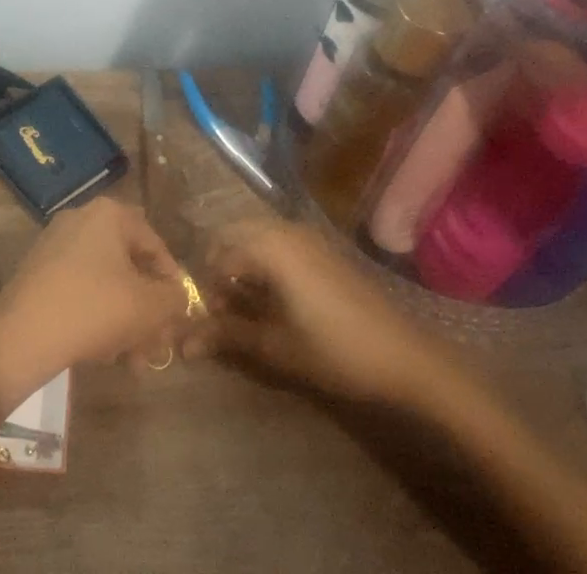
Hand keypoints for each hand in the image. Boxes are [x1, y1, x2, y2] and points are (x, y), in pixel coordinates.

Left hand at [0, 198, 189, 392]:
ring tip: (134, 361)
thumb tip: (176, 296)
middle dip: (147, 309)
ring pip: (104, 284)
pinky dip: (96, 317)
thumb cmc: (94, 309)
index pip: (155, 244)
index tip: (178, 313)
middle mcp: (79, 221)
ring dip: (124, 320)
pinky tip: (103, 354)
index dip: (172, 281)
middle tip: (157, 343)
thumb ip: (175, 297)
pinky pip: (78, 291)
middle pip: (128, 266)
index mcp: (108, 215)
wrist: (21, 337)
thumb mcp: (150, 306)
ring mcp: (53, 246)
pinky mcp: (36, 274)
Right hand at [202, 219, 439, 404]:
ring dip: (243, 270)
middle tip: (225, 313)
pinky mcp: (324, 250)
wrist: (406, 357)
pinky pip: (279, 246)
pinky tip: (274, 303)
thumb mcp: (274, 345)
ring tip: (248, 311)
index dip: (206, 291)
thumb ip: (225, 335)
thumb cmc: (334, 350)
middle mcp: (285, 229)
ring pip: (255, 241)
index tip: (210, 324)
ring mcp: (308, 237)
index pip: (216, 258)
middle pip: (232, 240)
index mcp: (269, 245)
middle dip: (221, 273)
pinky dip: (265, 267)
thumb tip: (181, 344)